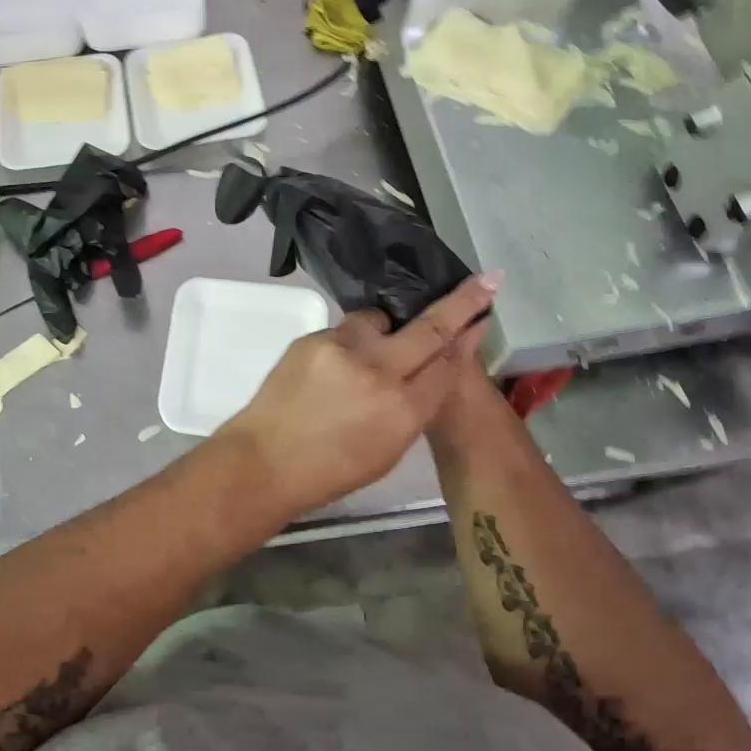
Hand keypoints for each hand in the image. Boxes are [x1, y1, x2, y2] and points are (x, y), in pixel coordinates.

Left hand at [216, 272, 501, 515]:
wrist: (265, 461)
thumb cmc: (333, 470)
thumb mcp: (390, 450)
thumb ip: (415, 407)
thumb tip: (433, 369)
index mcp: (404, 410)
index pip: (448, 363)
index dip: (469, 336)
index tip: (485, 312)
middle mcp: (379, 372)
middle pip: (430, 328)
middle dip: (462, 302)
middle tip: (485, 280)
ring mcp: (344, 349)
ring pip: (381, 321)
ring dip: (386, 329)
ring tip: (367, 357)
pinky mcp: (315, 338)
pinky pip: (346, 330)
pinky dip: (351, 343)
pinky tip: (336, 369)